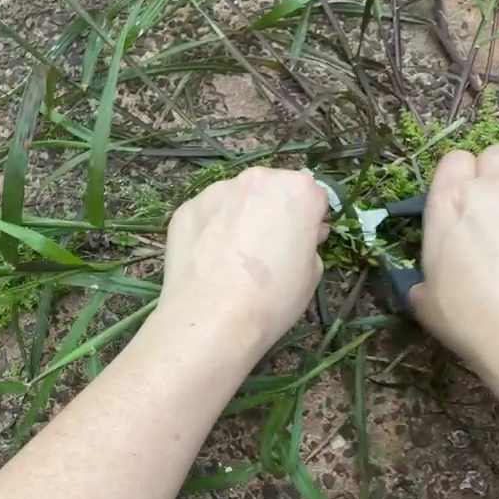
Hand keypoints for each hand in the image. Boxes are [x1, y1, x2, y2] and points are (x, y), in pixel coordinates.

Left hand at [152, 167, 329, 359]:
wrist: (212, 318)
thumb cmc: (272, 299)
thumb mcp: (312, 274)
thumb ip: (308, 242)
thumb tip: (297, 235)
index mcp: (297, 191)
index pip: (313, 197)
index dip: (309, 222)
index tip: (300, 243)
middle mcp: (257, 180)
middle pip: (271, 190)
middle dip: (271, 212)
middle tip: (265, 250)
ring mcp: (216, 191)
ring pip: (235, 200)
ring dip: (238, 218)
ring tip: (231, 259)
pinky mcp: (186, 208)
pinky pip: (206, 215)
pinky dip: (209, 231)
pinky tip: (207, 261)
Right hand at [409, 145, 498, 371]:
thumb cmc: (468, 316)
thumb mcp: (426, 299)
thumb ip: (426, 278)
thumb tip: (428, 286)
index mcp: (451, 202)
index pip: (453, 160)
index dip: (455, 178)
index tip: (455, 203)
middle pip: (498, 154)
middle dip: (494, 173)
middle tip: (491, 207)